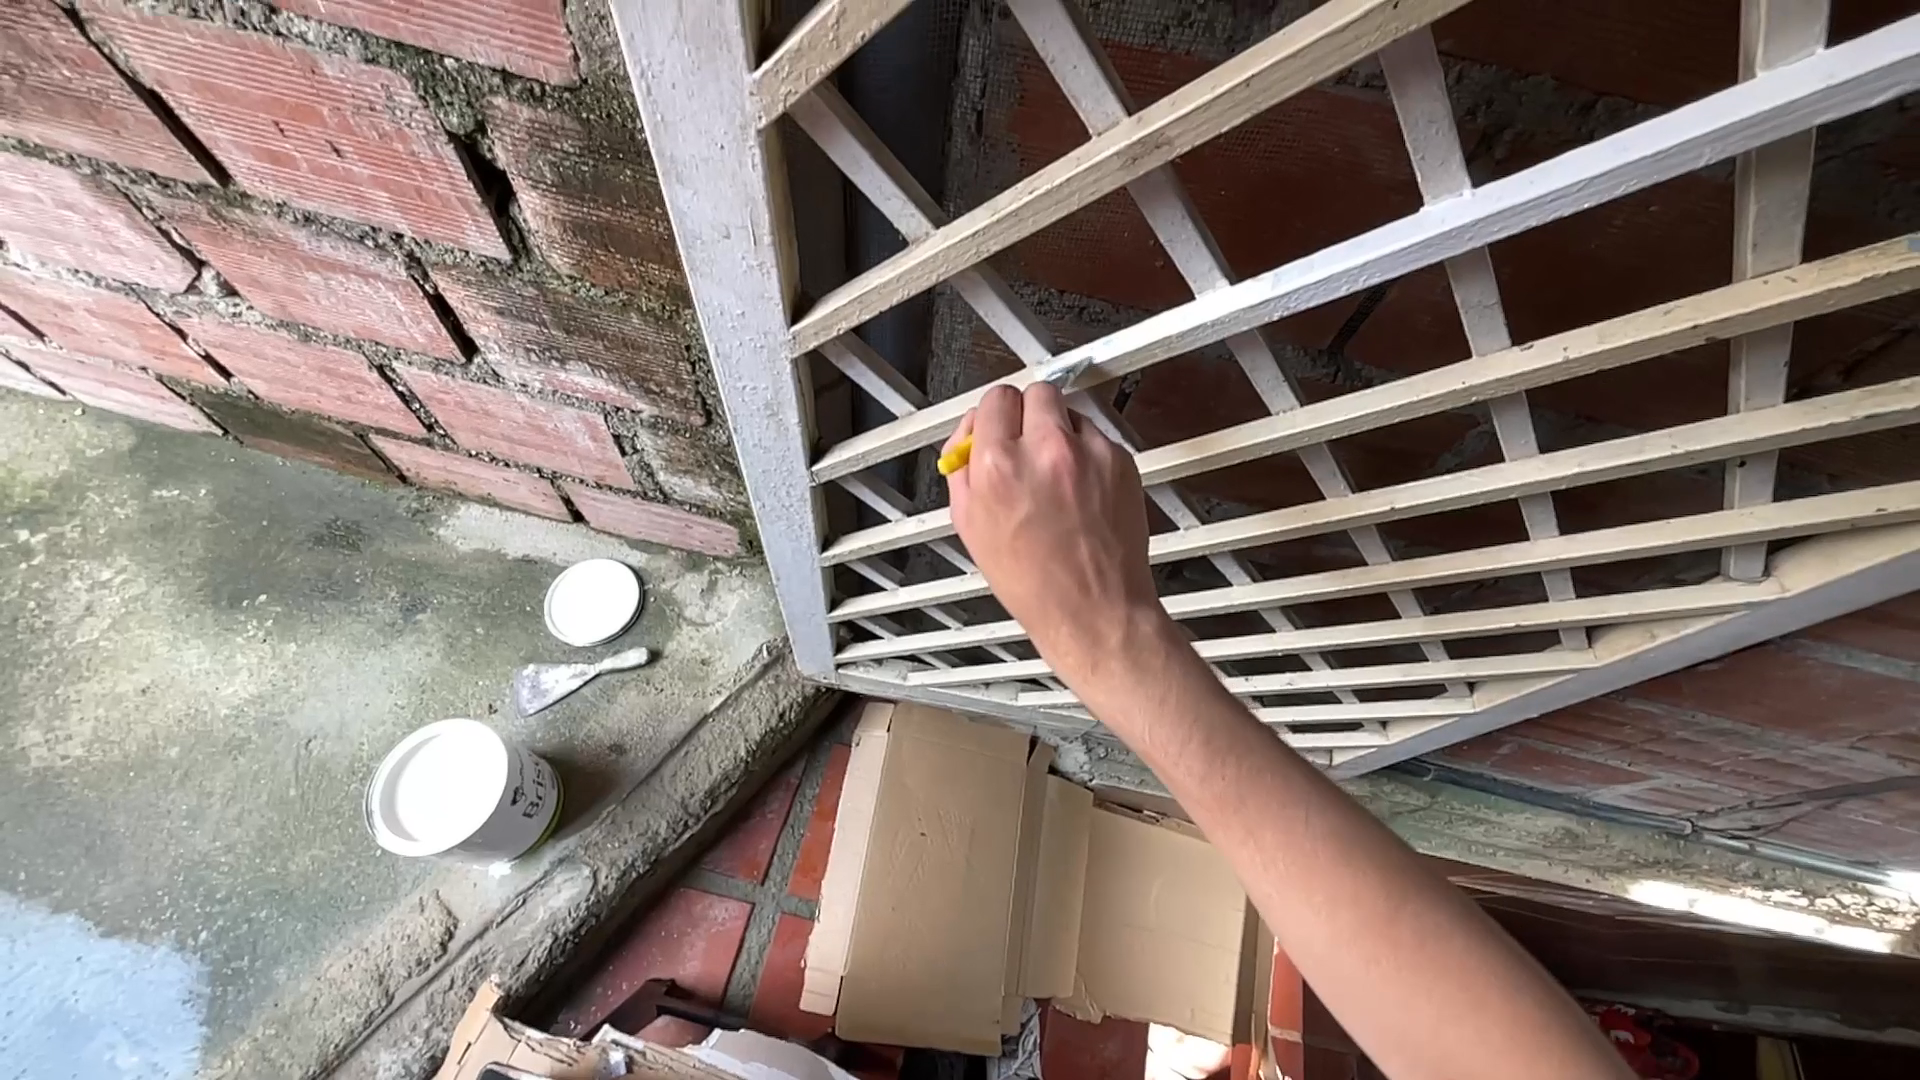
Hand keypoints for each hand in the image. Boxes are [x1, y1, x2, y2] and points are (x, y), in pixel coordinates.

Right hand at [943, 383, 1169, 684]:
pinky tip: (1081, 491)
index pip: (994, 399)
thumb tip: (965, 438)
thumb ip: (963, 472)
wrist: (1093, 609)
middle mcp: (1045, 449)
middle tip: (1027, 445)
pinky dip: (1087, 455)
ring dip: (1059, 432)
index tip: (999, 430)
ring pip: (1069, 412)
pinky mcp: (1121, 461)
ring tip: (1057, 477)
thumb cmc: (1032, 581)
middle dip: (1028, 414)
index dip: (995, 417)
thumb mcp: (970, 528)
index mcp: (998, 465)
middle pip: (1035, 392)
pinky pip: (1097, 438)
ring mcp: (1089, 453)